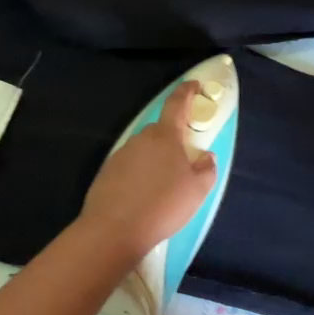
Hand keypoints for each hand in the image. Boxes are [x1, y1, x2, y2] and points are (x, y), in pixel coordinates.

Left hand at [76, 81, 219, 257]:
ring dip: (154, 160)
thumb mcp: (197, 190)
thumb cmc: (163, 205)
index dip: (187, 92)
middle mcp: (141, 138)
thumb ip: (206, 168)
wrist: (114, 229)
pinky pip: (129, 166)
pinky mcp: (107, 171)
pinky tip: (143, 195)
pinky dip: (139, 174)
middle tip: (183, 160)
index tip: (194, 85)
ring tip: (163, 186)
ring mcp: (121, 154)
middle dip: (172, 139)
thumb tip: (205, 156)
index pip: (177, 104)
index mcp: (165, 136)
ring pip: (144, 149)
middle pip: (160, 130)